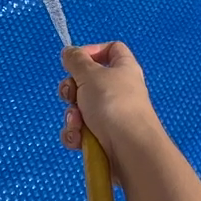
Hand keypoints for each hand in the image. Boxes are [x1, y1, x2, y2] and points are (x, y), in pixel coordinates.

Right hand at [58, 42, 166, 178]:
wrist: (131, 151)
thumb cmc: (112, 103)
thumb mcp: (90, 74)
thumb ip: (76, 60)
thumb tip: (69, 51)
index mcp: (123, 68)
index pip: (111, 49)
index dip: (92, 51)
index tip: (76, 60)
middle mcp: (119, 90)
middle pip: (88, 81)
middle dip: (73, 90)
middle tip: (71, 95)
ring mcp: (112, 116)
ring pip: (81, 108)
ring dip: (72, 116)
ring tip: (78, 123)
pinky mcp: (104, 139)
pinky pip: (82, 131)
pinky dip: (76, 134)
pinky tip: (78, 139)